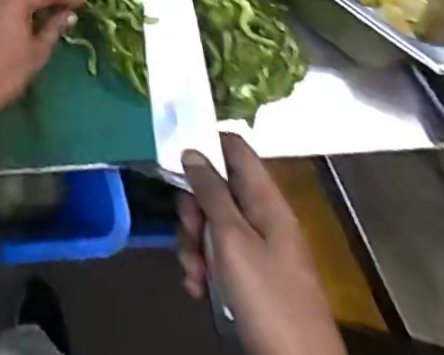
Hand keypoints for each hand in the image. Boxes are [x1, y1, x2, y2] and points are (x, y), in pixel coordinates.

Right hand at [178, 134, 345, 354]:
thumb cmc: (268, 299)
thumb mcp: (232, 241)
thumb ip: (211, 193)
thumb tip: (193, 151)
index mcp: (267, 203)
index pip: (236, 150)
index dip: (206, 144)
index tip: (175, 158)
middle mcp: (264, 220)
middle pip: (217, 190)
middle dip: (193, 210)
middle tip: (190, 233)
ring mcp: (260, 251)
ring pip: (212, 226)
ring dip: (194, 245)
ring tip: (194, 273)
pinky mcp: (252, 279)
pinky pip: (218, 257)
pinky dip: (204, 269)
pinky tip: (198, 289)